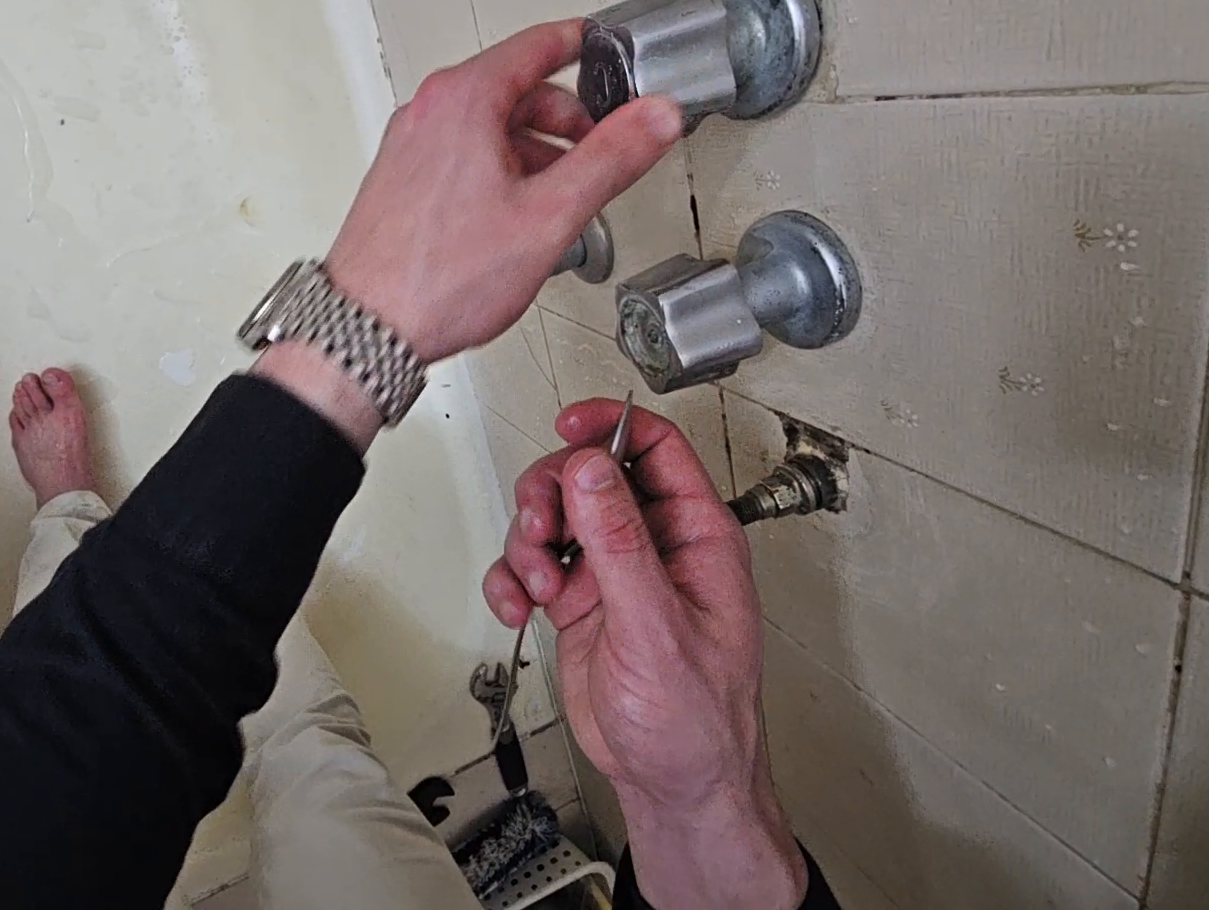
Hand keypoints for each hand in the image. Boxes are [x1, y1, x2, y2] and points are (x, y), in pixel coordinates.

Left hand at [323, 21, 680, 363]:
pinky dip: (495, 171)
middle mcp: (425, 115)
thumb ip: (610, 160)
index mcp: (461, 101)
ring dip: (531, 151)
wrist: (367, 328)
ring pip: (485, 128)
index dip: (585, 47)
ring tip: (557, 196)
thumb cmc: (437, 280)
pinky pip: (458, 157)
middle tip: (596, 149)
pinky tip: (511, 217)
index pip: (538, 45)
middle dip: (563, 118)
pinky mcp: (398, 183)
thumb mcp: (547, 216)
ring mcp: (406, 148)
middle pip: (513, 89)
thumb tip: (655, 118)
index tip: (607, 50)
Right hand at [481, 400, 805, 909]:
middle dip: (550, 497)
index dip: (609, 426)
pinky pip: (528, 563)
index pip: (654, 447)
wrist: (670, 782)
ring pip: (551, 515)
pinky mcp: (576, 596)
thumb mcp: (658, 627)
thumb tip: (593, 469)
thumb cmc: (697, 720)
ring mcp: (609, 568)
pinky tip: (518, 607)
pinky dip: (512, 579)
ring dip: (528, 543)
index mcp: (692, 535)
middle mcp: (649, 542)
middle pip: (586, 475)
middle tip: (539, 531)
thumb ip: (620, 543)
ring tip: (537, 585)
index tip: (567, 427)